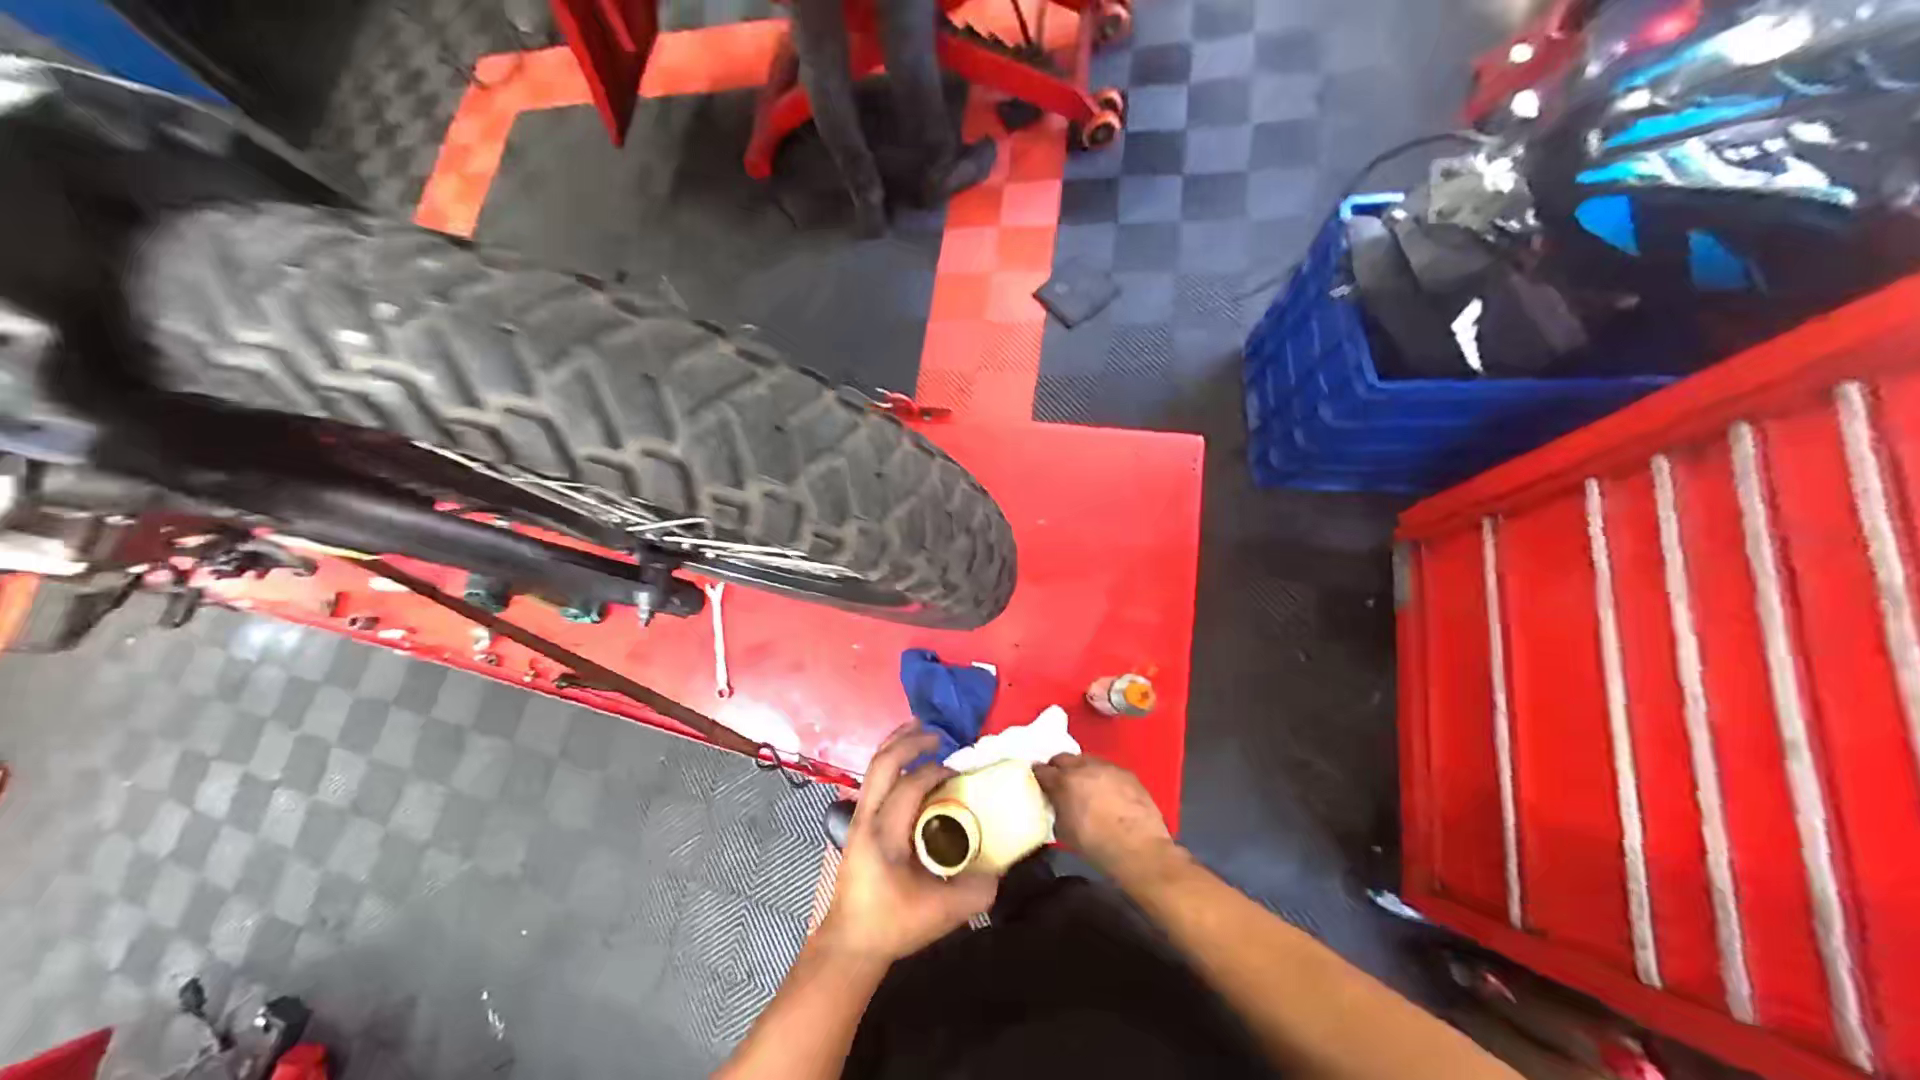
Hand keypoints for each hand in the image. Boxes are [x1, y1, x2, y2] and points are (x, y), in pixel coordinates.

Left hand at [817, 724, 998, 962]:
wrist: (851, 943)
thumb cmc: (894, 925)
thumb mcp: (943, 912)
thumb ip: (978, 889)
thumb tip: (1002, 865)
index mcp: (884, 835)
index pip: (909, 786)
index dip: (935, 772)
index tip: (959, 773)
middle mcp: (866, 818)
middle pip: (882, 764)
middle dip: (909, 742)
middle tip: (937, 735)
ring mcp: (857, 819)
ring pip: (873, 768)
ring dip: (896, 746)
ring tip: (918, 729)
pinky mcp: (858, 824)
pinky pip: (873, 780)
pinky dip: (890, 762)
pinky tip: (906, 762)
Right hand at [1033, 753, 1178, 879]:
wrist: (1140, 850)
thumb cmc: (1097, 846)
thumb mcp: (1065, 832)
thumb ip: (1057, 811)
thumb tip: (1057, 805)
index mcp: (1064, 782)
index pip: (1042, 770)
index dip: (1038, 775)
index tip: (1038, 781)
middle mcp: (1084, 768)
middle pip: (1063, 758)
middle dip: (1058, 767)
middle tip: (1059, 782)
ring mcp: (1108, 767)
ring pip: (1087, 760)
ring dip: (1081, 769)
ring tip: (1084, 785)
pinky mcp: (1127, 773)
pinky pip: (1107, 768)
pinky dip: (1102, 776)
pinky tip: (1107, 791)